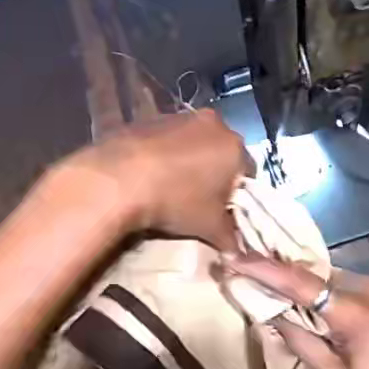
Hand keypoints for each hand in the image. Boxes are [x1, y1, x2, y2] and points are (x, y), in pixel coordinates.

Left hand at [64, 109, 250, 247]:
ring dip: (190, 162)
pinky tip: (151, 175)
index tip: (224, 211)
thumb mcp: (208, 227)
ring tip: (172, 188)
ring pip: (194, 143)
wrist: (119, 179)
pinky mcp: (150, 118)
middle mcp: (213, 124)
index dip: (238, 194)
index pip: (249, 172)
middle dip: (215, 174)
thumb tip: (236, 251)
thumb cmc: (176, 201)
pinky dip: (165, 155)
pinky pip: (167, 139)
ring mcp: (180, 117)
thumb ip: (229, 237)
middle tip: (200, 200)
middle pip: (221, 153)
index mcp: (234, 147)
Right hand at [222, 254, 368, 368]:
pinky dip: (317, 289)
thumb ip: (302, 343)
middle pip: (311, 273)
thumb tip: (270, 316)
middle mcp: (367, 287)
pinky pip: (339, 283)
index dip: (262, 269)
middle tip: (240, 268)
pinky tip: (300, 300)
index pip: (299, 283)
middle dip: (275, 270)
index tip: (232, 257)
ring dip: (296, 281)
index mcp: (355, 312)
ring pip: (325, 276)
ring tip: (263, 285)